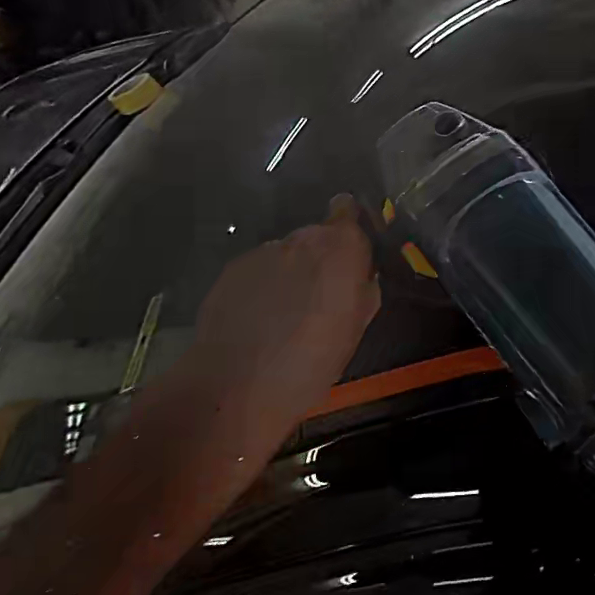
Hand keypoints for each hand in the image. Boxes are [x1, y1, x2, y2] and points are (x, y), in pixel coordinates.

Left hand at [180, 194, 380, 419]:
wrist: (239, 385)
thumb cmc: (312, 362)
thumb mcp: (355, 329)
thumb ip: (361, 288)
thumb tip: (359, 273)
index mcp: (339, 248)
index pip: (347, 210)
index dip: (348, 224)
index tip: (347, 248)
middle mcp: (300, 239)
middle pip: (314, 237)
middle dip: (317, 260)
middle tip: (316, 298)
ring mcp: (262, 252)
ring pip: (284, 255)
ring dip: (288, 274)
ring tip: (282, 316)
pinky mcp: (232, 268)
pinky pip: (257, 271)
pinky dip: (260, 287)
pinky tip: (256, 320)